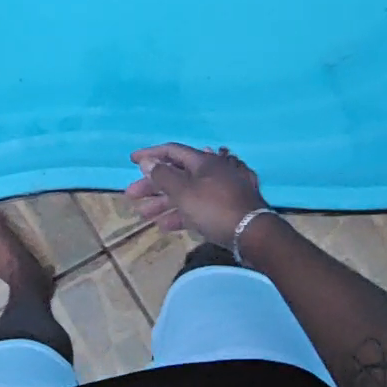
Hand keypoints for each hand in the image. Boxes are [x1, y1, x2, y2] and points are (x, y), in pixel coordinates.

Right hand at [125, 143, 268, 243]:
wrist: (254, 235)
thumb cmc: (215, 208)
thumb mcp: (183, 192)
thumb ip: (162, 176)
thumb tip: (147, 161)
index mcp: (204, 161)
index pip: (172, 151)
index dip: (151, 154)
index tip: (132, 160)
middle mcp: (214, 172)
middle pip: (177, 174)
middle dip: (152, 185)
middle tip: (132, 195)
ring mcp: (222, 191)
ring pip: (187, 193)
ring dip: (163, 203)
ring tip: (144, 214)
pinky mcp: (227, 210)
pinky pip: (199, 208)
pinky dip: (182, 214)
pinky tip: (166, 225)